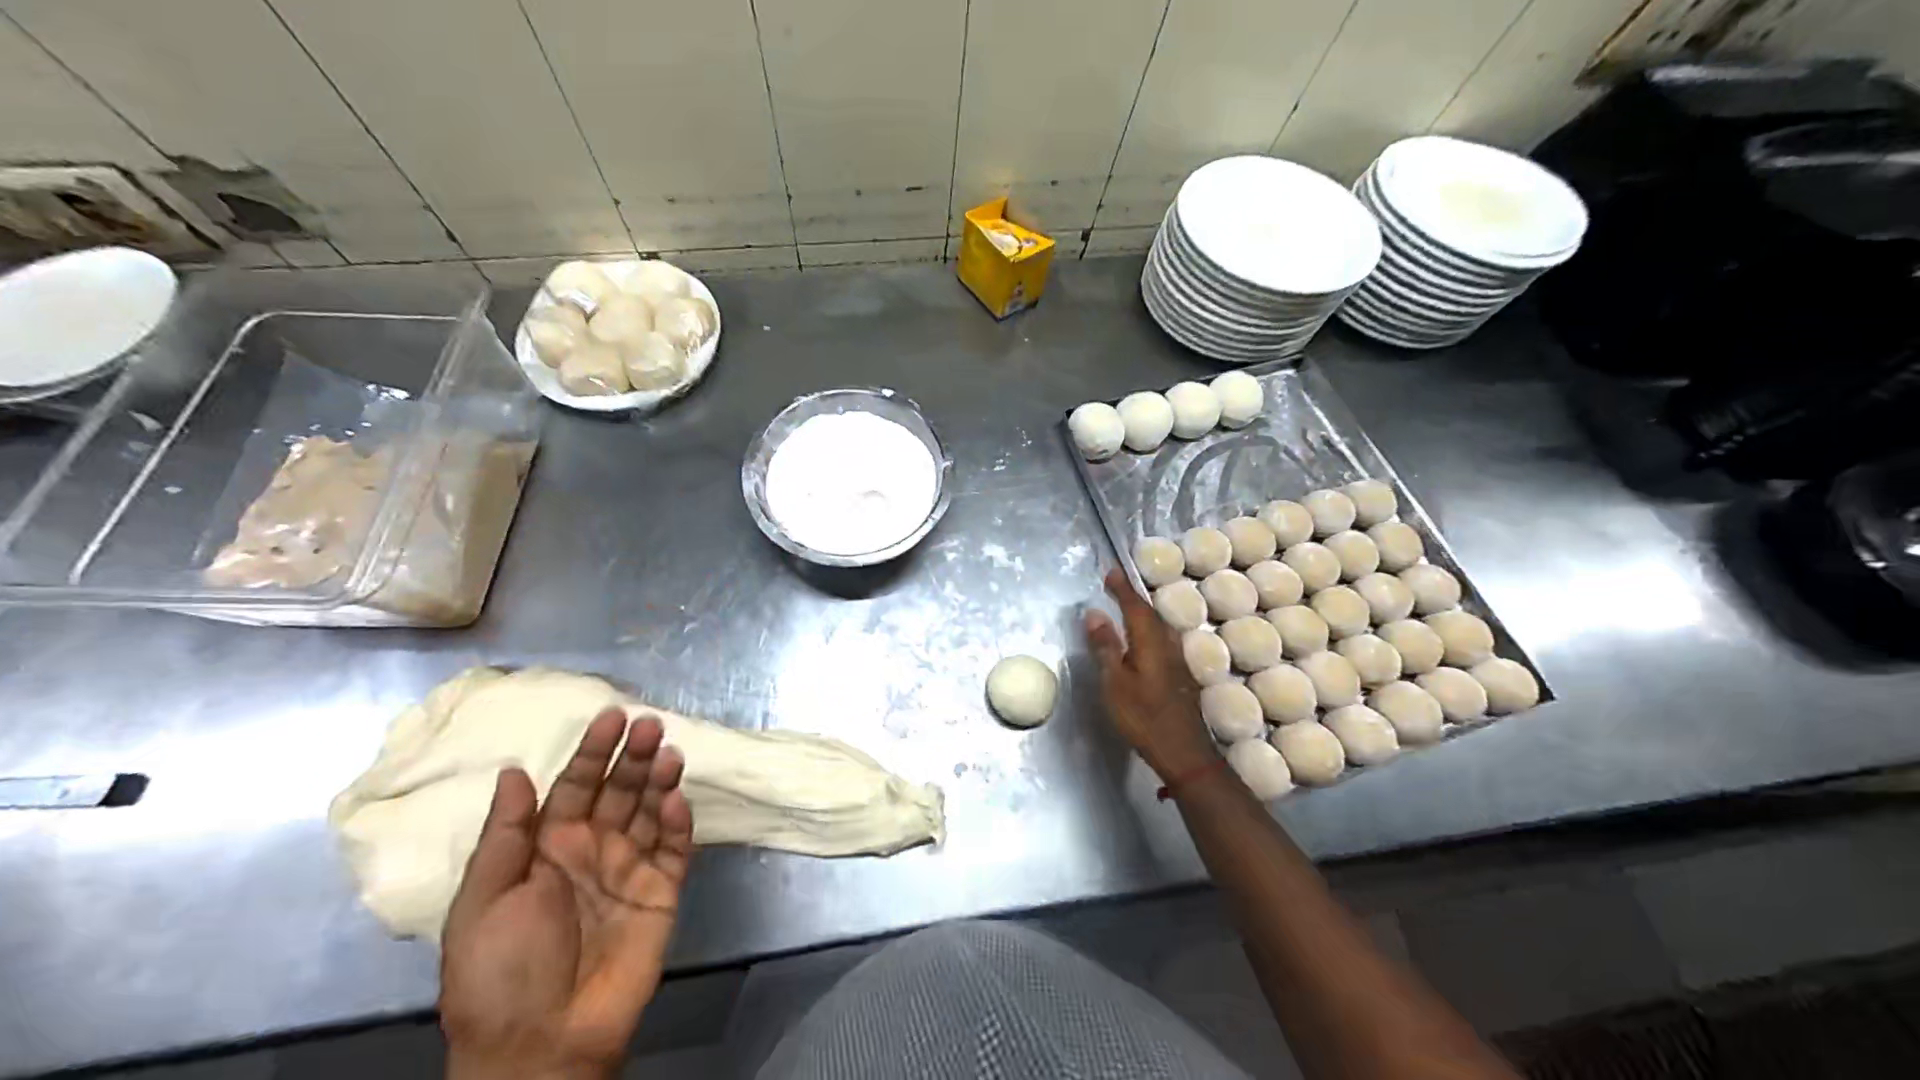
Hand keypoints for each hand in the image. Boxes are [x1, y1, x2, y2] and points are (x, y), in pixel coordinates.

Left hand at [439, 709, 693, 1079]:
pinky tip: (677, 802)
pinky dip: (678, 824)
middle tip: (651, 724)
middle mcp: (592, 850)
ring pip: (649, 811)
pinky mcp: (661, 892)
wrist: (541, 1044)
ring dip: (660, 781)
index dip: (592, 751)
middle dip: (633, 756)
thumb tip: (514, 770)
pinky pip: (674, 850)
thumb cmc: (500, 972)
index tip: (612, 717)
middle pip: (618, 790)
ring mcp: (629, 869)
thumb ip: (506, 834)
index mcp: (547, 848)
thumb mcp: (483, 902)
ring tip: (670, 753)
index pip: (574, 786)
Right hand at [1085, 567, 1220, 779]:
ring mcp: (1178, 663)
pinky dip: (1150, 633)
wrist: (1184, 754)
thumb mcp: (1114, 683)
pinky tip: (1145, 642)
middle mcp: (1169, 646)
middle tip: (1116, 588)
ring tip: (1128, 610)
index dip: (1123, 589)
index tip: (1111, 572)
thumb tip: (1095, 613)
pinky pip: (1163, 642)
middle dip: (1134, 599)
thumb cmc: (1143, 717)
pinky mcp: (1181, 678)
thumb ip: (1106, 647)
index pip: (1136, 607)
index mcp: (1151, 643)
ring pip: (1160, 628)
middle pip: (1151, 615)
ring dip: (1144, 615)